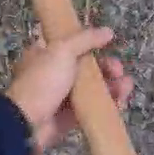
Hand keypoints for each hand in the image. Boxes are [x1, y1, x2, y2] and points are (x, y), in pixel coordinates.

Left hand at [2, 25, 134, 154]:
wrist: (27, 123)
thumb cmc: (42, 81)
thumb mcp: (61, 51)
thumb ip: (85, 39)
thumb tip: (108, 31)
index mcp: (45, 53)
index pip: (70, 42)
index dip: (89, 42)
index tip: (107, 43)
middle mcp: (54, 72)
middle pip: (87, 65)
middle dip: (107, 66)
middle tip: (117, 70)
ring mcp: (63, 95)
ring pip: (93, 86)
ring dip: (112, 84)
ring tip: (125, 86)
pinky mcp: (71, 115)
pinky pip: (93, 106)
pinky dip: (108, 102)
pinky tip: (121, 100)